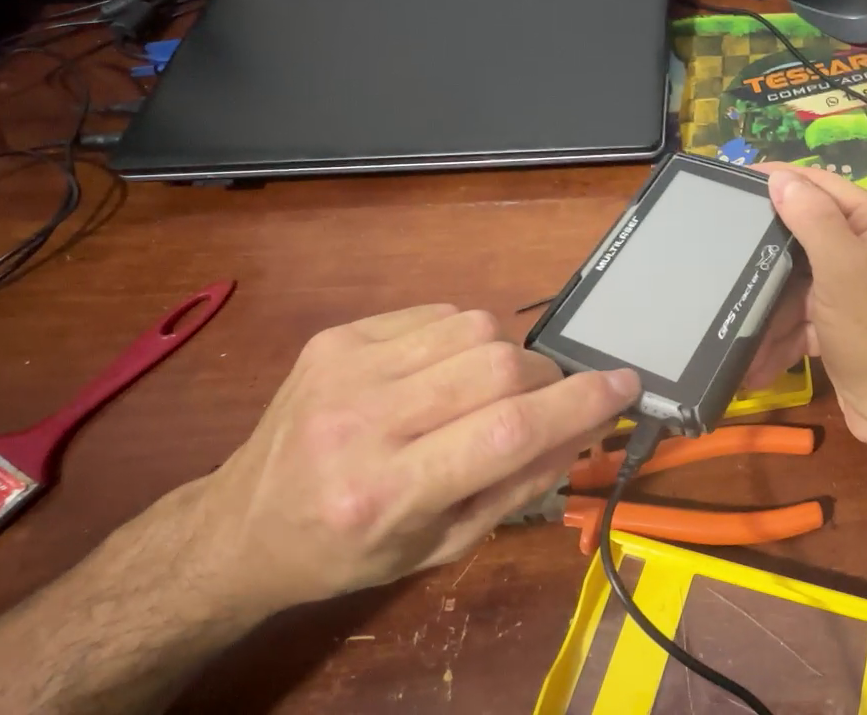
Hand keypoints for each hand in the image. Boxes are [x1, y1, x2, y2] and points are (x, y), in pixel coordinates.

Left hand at [184, 305, 638, 616]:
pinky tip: (445, 372)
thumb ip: (524, 483)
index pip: (508, 431)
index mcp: (389, 495)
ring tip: (490, 388)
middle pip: (500, 367)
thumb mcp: (445, 545)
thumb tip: (590, 424)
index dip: (581, 402)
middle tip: (548, 400)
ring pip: (476, 327)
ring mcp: (344, 370)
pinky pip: (440, 313)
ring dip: (508, 355)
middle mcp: (363, 424)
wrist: (241, 526)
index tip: (625, 385)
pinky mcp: (337, 337)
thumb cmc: (351, 552)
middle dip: (548, 378)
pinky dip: (467, 338)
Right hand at [758, 165, 866, 465]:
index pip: (826, 187)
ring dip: (771, 307)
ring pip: (800, 281)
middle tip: (722, 247)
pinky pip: (805, 315)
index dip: (783, 180)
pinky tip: (756, 362)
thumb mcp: (844, 271)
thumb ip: (813, 220)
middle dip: (769, 255)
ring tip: (735, 323)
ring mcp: (857, 289)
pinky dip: (783, 335)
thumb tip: (780, 178)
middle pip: (808, 236)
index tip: (735, 178)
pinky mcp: (844, 323)